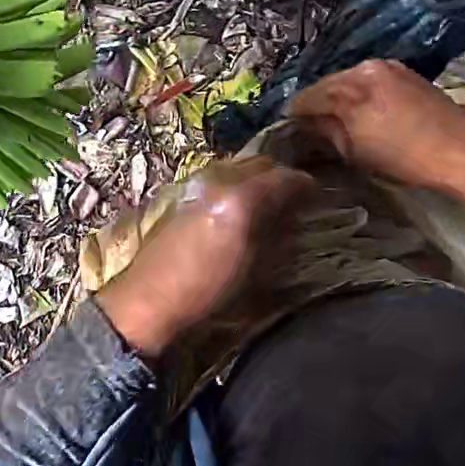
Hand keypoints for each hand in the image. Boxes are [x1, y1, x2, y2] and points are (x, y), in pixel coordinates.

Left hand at [93, 157, 314, 356]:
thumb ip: (277, 235)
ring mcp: (194, 184)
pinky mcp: (179, 194)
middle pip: (259, 163)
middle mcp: (217, 181)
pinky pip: (217, 176)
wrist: (148, 303)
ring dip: (255, 177)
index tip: (316, 196)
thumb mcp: (256, 271)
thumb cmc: (207, 294)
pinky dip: (234, 184)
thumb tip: (293, 216)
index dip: (305, 185)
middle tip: (294, 198)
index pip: (283, 177)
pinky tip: (236, 207)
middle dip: (280, 176)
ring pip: (236, 165)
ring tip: (266, 202)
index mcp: (240, 200)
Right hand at [289, 59, 464, 219]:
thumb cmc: (404, 159)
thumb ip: (326, 133)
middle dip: (317, 105)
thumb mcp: (355, 152)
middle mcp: (364, 68)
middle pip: (326, 84)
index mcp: (348, 89)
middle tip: (313, 129)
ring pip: (347, 80)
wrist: (462, 150)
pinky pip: (368, 79)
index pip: (306, 98)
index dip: (295, 117)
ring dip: (339, 98)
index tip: (291, 133)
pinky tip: (365, 112)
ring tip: (339, 122)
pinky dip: (360, 93)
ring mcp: (387, 66)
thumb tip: (307, 125)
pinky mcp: (405, 71)